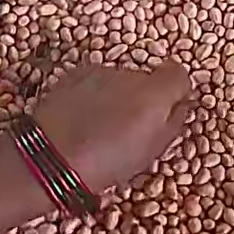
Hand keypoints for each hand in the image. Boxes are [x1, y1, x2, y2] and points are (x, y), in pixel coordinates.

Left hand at [31, 62, 193, 194]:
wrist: (50, 156)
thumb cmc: (106, 162)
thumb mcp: (150, 152)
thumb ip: (173, 123)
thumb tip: (183, 105)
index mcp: (154, 94)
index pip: (179, 74)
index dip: (176, 91)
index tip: (170, 109)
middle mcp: (129, 74)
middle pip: (147, 79)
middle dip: (143, 98)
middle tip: (130, 128)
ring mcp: (100, 71)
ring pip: (120, 80)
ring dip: (117, 96)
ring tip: (102, 127)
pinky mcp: (75, 73)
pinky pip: (96, 80)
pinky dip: (95, 94)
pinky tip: (83, 117)